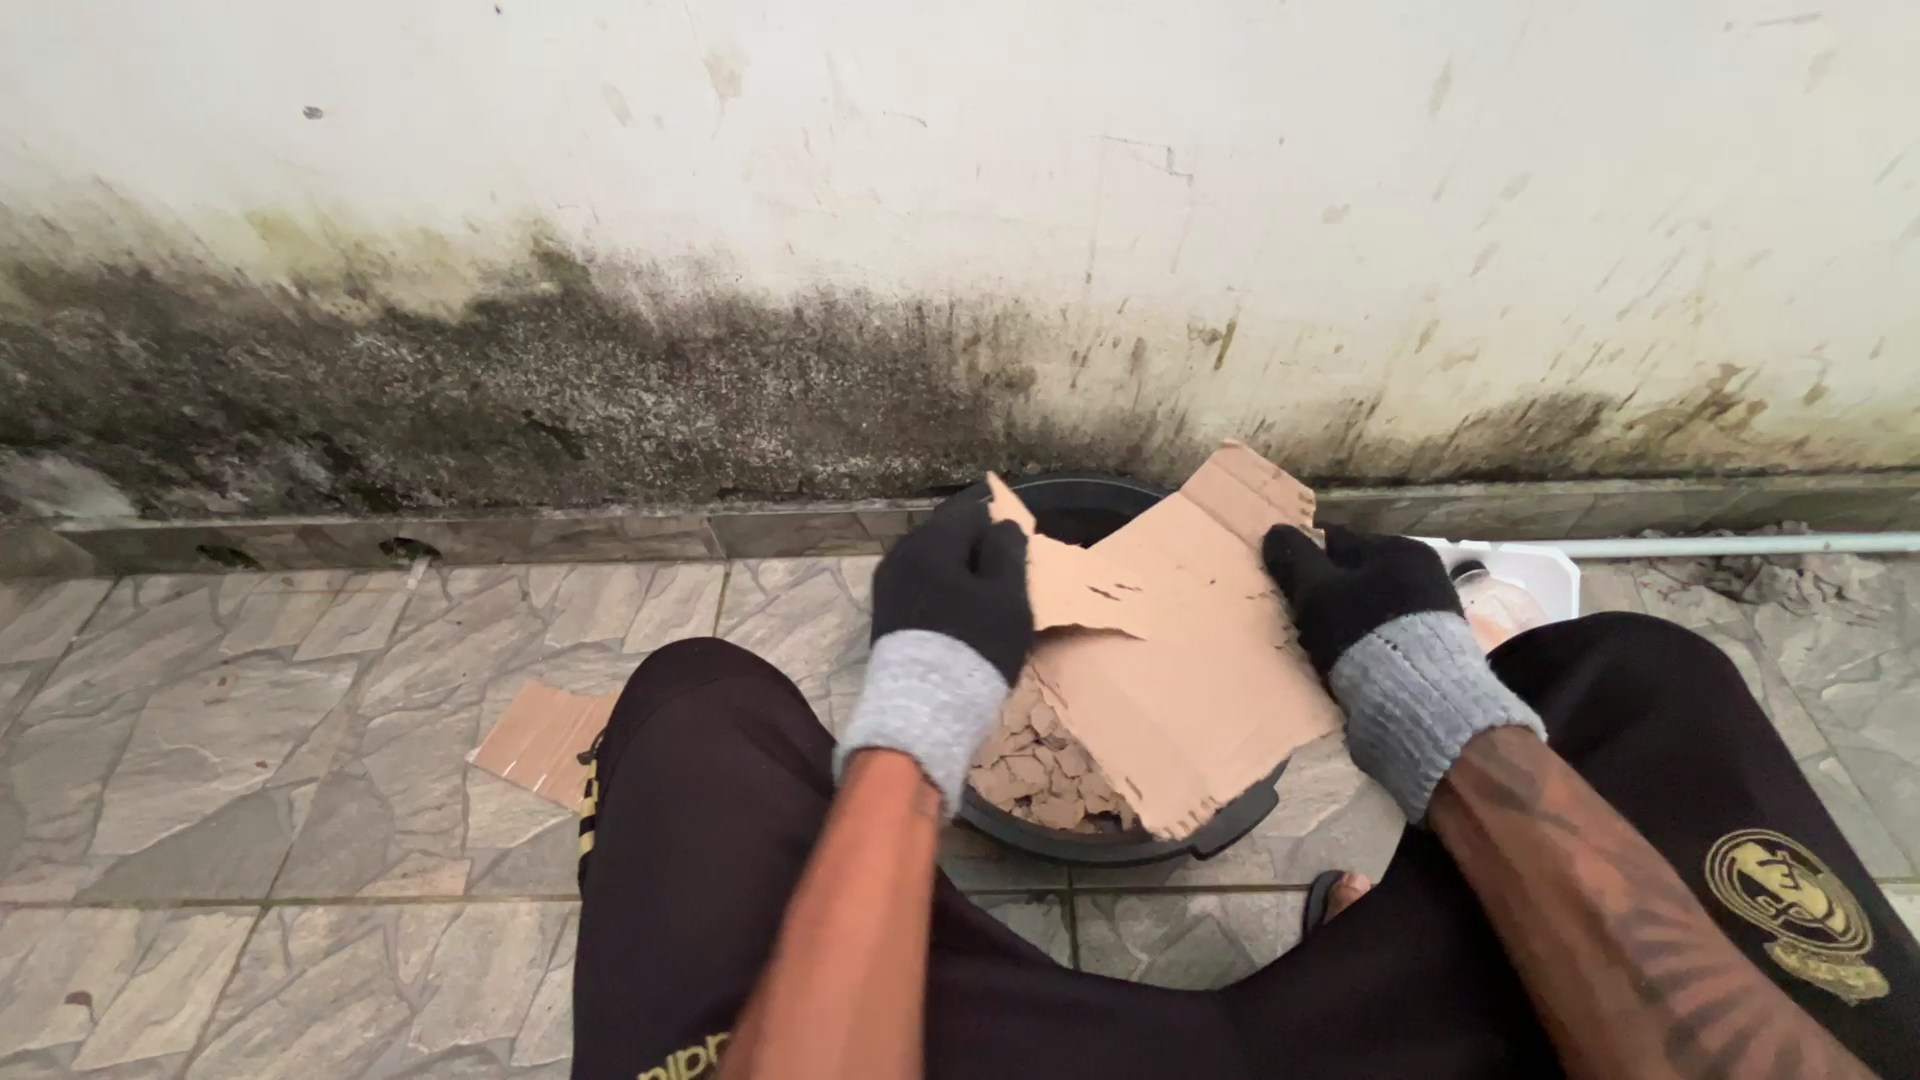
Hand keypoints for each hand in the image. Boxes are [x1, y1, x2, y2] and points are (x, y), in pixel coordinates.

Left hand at [837, 500, 1033, 817]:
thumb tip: (1002, 526)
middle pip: (946, 535)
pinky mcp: (884, 614)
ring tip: (985, 600)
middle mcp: (900, 555)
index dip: (996, 521)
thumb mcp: (1007, 597)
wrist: (923, 711)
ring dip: (958, 571)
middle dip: (975, 548)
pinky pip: (919, 586)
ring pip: (931, 562)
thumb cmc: (974, 647)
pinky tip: (960, 618)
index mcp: (929, 542)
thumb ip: (1008, 552)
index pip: (969, 510)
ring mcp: (887, 585)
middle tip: (1005, 575)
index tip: (1017, 544)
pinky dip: (941, 591)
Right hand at [1261, 524, 1543, 822]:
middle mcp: (1425, 572)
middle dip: (1329, 592)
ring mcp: (1436, 612)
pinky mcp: (1438, 650)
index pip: (1336, 539)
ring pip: (1369, 606)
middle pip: (1356, 574)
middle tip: (1303, 617)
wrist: (1421, 703)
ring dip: (1346, 620)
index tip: (1287, 584)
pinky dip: (1366, 643)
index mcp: (1398, 548)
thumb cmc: (1363, 633)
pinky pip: (1386, 635)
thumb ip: (1294, 558)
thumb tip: (1275, 531)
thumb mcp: (1316, 591)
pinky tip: (1350, 663)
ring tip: (1324, 645)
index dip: (1306, 559)